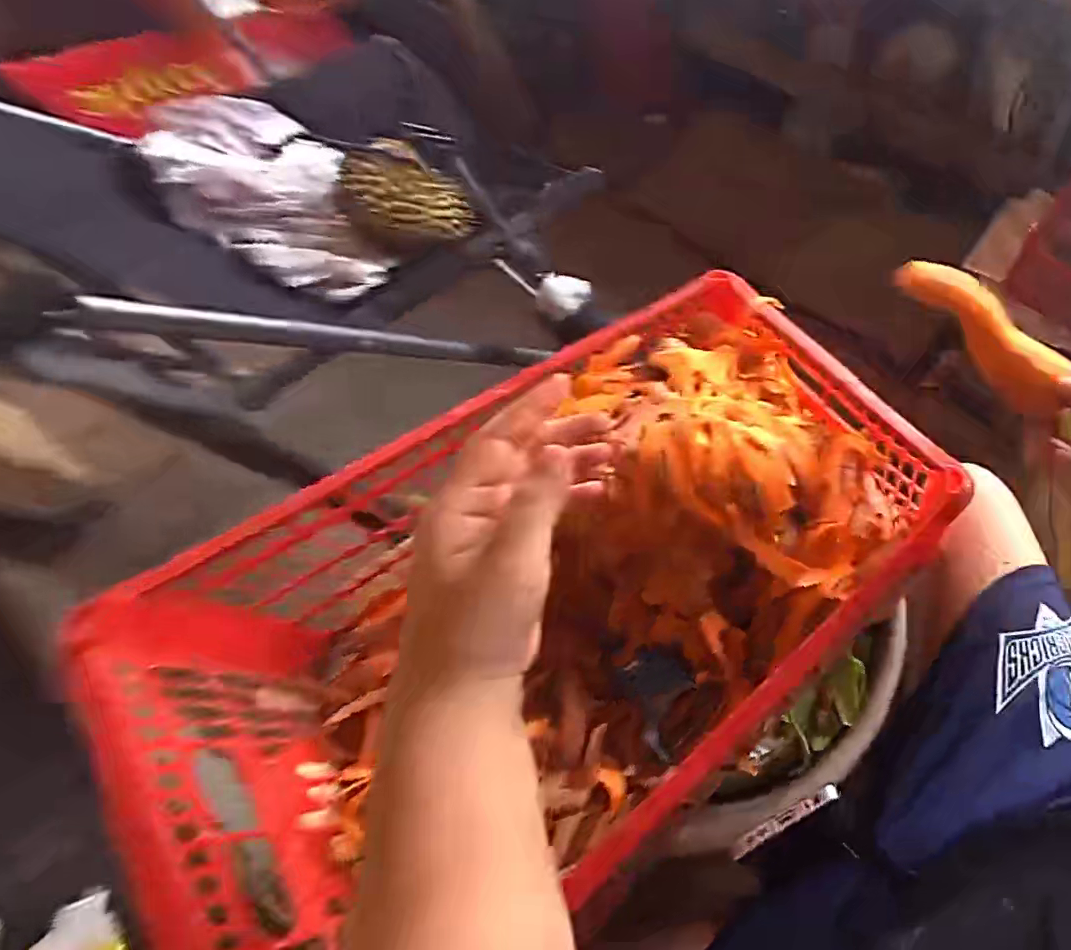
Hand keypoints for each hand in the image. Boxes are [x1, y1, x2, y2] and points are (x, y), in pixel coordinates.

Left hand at [401, 375, 611, 687]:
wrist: (464, 687)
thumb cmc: (482, 621)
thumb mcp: (512, 557)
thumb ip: (535, 501)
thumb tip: (556, 447)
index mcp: (459, 505)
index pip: (497, 442)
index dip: (530, 410)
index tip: (565, 383)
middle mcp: (471, 511)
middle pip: (518, 457)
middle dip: (560, 435)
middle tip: (607, 422)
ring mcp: (488, 534)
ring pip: (532, 482)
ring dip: (568, 464)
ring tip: (611, 453)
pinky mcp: (508, 555)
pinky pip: (540, 510)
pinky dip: (567, 495)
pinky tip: (596, 491)